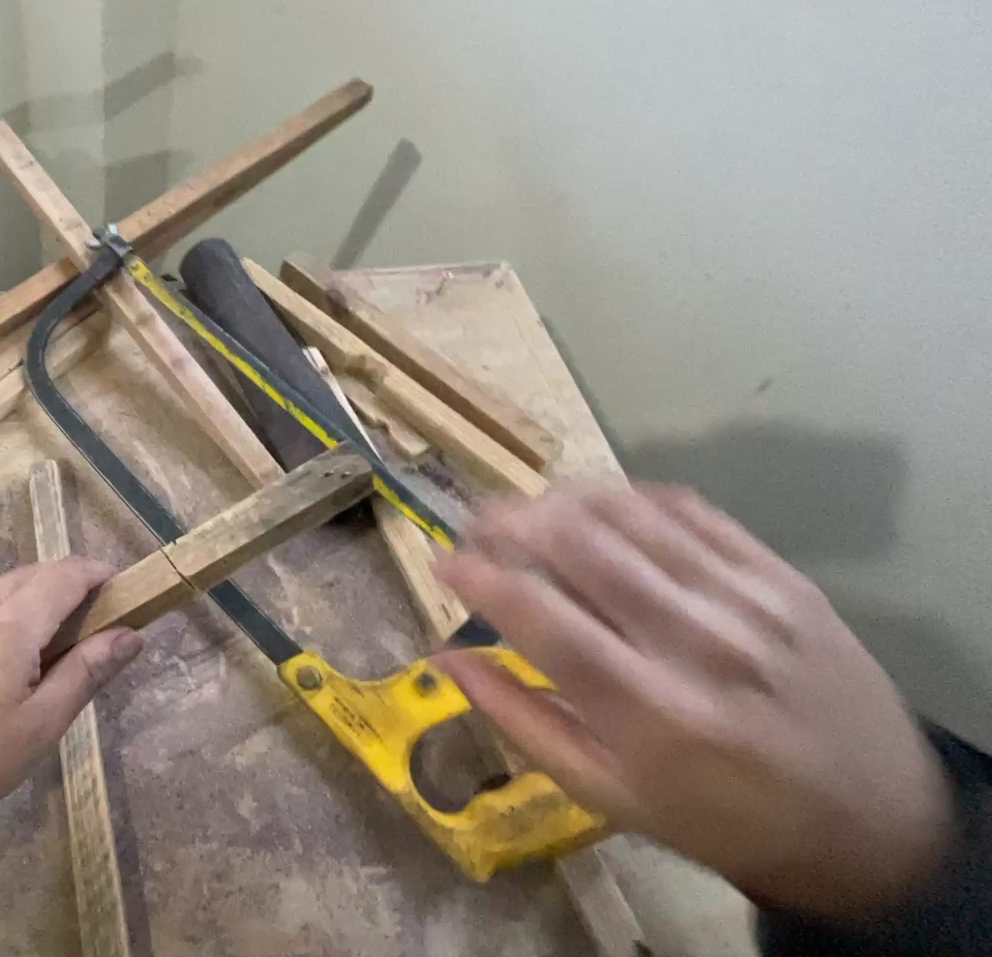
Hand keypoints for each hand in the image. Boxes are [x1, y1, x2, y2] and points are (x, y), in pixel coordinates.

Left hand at [0, 556, 143, 816]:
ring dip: (35, 600)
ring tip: (44, 647)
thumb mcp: (41, 724)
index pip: (68, 573)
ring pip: (6, 584)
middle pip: (38, 573)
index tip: (121, 594)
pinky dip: (1, 610)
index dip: (100, 575)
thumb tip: (131, 633)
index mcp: (12, 623)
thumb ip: (88, 670)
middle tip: (89, 630)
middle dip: (71, 589)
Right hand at [433, 483, 951, 915]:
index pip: (537, 614)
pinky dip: (619, 498)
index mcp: (648, 711)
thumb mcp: (604, 792)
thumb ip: (517, 720)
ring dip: (553, 501)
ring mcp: (747, 602)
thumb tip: (443, 657)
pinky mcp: (781, 577)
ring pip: (623, 514)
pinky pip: (684, 508)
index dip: (475, 576)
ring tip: (522, 515)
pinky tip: (591, 511)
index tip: (441, 563)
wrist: (880, 825)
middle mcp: (697, 644)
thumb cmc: (715, 815)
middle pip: (577, 544)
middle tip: (474, 529)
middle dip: (504, 522)